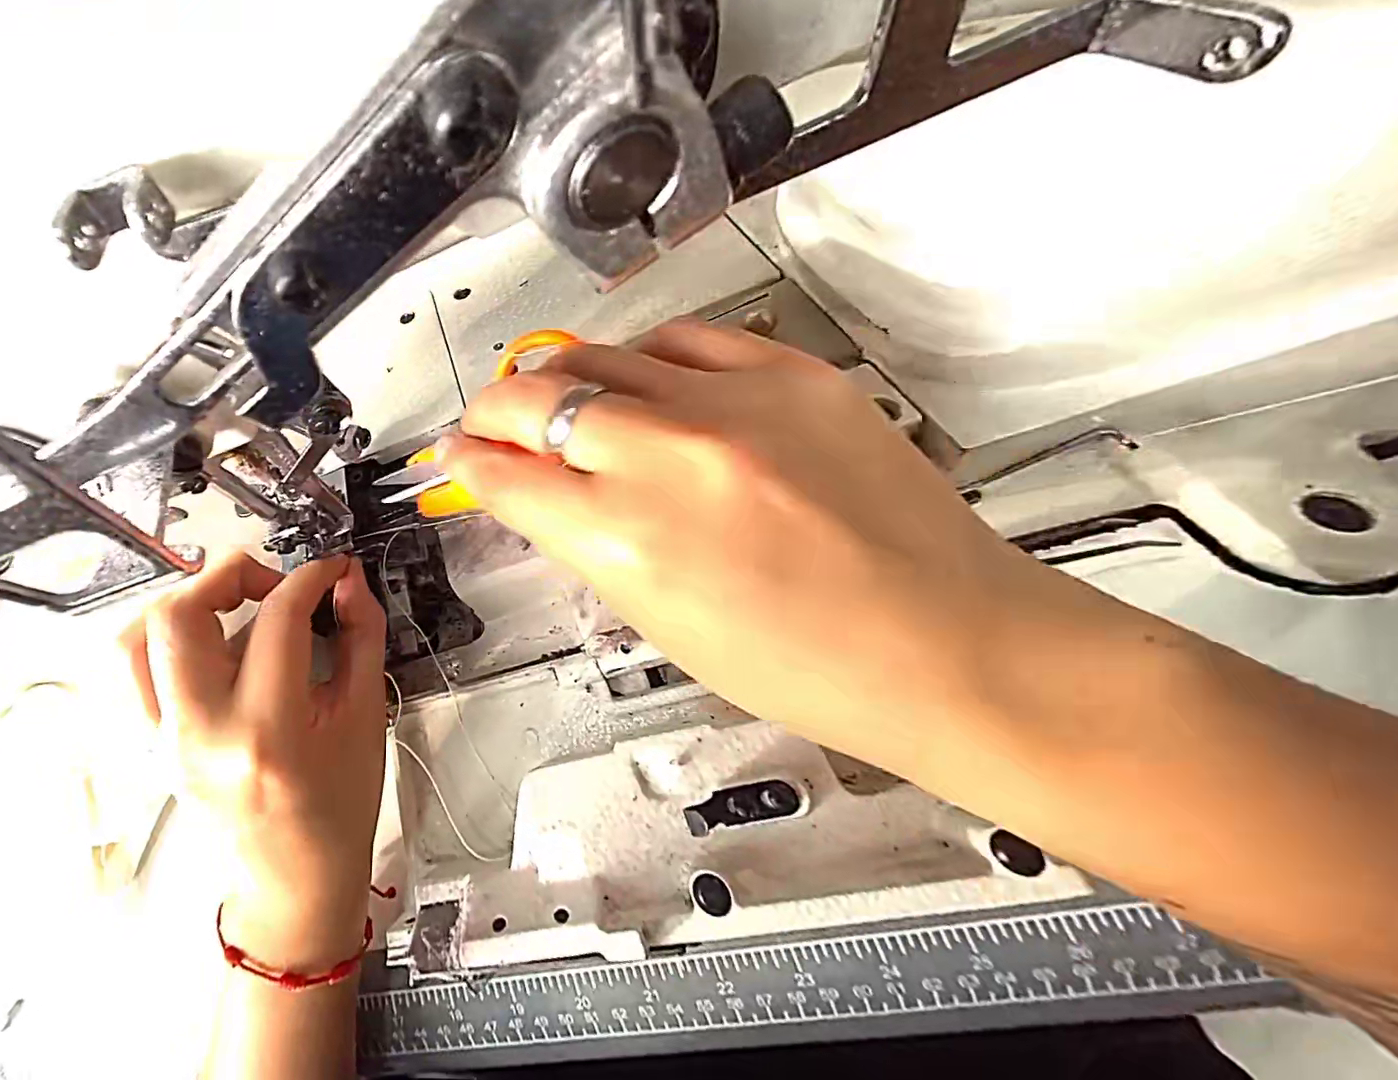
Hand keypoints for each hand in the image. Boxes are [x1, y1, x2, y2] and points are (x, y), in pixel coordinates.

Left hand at [128, 552, 387, 969]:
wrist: (294, 878)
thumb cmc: (341, 803)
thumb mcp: (365, 715)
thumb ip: (360, 636)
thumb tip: (347, 582)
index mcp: (267, 731)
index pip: (276, 622)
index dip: (311, 578)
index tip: (334, 570)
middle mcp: (200, 733)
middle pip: (178, 616)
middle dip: (231, 574)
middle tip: (275, 583)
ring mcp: (163, 742)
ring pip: (138, 638)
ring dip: (190, 601)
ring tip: (237, 607)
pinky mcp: (151, 745)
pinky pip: (135, 672)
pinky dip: (170, 638)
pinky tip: (215, 644)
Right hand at [438, 320, 1116, 772]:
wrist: (942, 642)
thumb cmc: (804, 664)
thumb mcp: (661, 621)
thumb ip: (590, 544)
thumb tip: (542, 495)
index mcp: (627, 544)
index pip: (509, 480)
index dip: (468, 466)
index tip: (455, 458)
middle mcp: (669, 461)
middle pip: (536, 401)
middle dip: (492, 411)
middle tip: (483, 421)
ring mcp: (733, 406)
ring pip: (601, 358)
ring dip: (558, 378)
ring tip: (551, 394)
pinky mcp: (792, 375)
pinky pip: (685, 339)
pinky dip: (643, 357)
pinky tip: (637, 376)